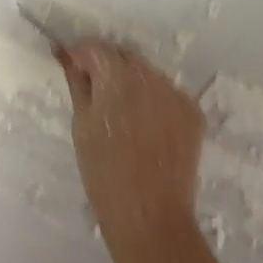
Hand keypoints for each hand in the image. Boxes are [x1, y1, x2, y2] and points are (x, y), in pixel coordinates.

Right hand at [56, 39, 205, 230]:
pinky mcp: (193, 112)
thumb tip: (70, 60)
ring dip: (132, 81)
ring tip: (120, 111)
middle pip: (125, 57)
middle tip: (93, 88)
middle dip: (107, 64)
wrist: (149, 213)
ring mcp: (177, 95)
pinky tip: (144, 126)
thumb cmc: (104, 175)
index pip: (97, 48)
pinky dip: (154, 101)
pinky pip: (168, 94)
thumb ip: (79, 86)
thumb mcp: (82, 128)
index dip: (81, 52)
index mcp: (118, 80)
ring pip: (149, 74)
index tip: (70, 64)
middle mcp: (151, 79)